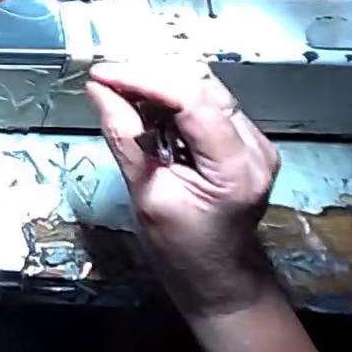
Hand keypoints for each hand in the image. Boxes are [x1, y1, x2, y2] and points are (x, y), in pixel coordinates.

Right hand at [86, 60, 280, 318]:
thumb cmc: (182, 250)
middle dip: (147, 75)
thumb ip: (124, 138)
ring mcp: (252, 138)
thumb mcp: (146, 196)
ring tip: (118, 91)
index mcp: (236, 167)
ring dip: (156, 82)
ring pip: (200, 85)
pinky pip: (202, 99)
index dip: (143, 79)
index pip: (191, 100)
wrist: (217, 277)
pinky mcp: (241, 136)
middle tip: (104, 80)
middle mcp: (253, 144)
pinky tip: (142, 105)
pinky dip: (168, 95)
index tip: (102, 75)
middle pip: (199, 83)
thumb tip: (98, 90)